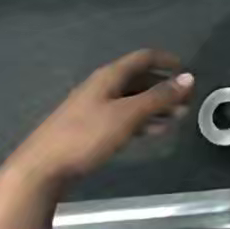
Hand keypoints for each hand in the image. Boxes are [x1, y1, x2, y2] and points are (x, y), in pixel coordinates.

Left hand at [0, 49, 193, 195]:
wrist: (40, 170)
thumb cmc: (86, 137)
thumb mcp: (128, 115)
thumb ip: (159, 97)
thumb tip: (189, 78)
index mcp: (109, 77)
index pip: (143, 58)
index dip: (167, 61)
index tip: (188, 73)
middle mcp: (101, 87)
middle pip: (139, 79)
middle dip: (164, 87)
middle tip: (186, 102)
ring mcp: (94, 108)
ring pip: (132, 99)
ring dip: (155, 106)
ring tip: (175, 119)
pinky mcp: (89, 129)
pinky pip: (123, 116)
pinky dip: (141, 120)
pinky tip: (153, 132)